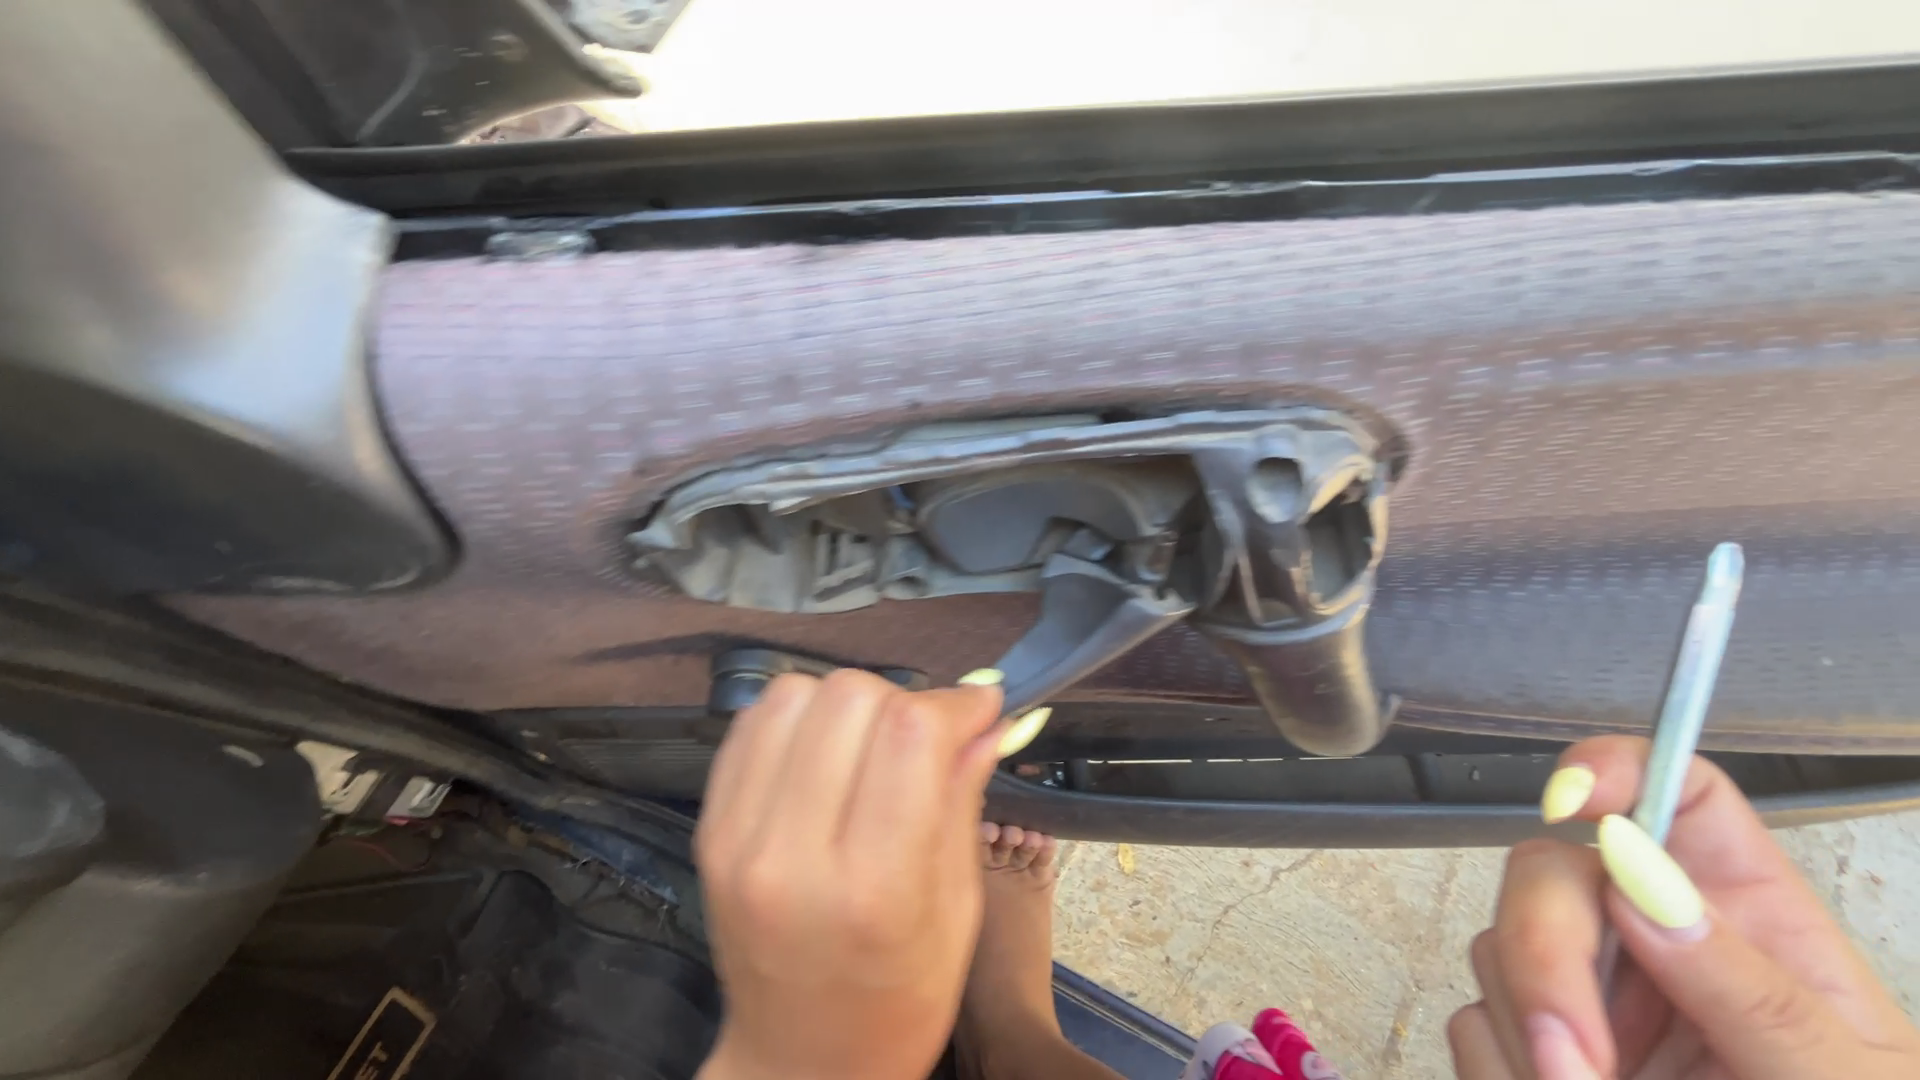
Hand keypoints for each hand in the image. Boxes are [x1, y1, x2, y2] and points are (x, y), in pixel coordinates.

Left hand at [694, 670, 1004, 1079]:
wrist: (798, 1061)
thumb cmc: (899, 998)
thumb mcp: (958, 910)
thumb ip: (964, 797)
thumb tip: (988, 716)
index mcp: (875, 887)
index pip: (910, 734)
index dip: (955, 703)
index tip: (982, 706)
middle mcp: (793, 853)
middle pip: (849, 697)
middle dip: (903, 701)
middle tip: (923, 740)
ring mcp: (738, 837)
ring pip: (795, 694)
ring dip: (847, 705)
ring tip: (869, 747)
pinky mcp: (708, 827)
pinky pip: (753, 722)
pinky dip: (799, 718)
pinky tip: (824, 753)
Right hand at [1449, 735, 1919, 1078]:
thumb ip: (1758, 998)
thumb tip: (1638, 878)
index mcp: (1746, 925)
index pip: (1679, 797)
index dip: (1618, 767)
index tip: (1571, 801)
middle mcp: (1648, 938)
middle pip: (1548, 870)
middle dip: (1543, 955)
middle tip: (1572, 1061)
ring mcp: (1584, 991)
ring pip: (1497, 946)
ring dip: (1529, 1036)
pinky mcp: (1530, 1042)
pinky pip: (1471, 1021)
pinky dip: (1503, 1072)